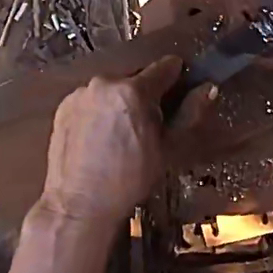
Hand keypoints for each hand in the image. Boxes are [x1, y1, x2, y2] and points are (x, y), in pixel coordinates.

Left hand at [39, 56, 214, 225]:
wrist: (79, 204)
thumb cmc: (129, 180)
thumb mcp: (169, 149)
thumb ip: (190, 113)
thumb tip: (208, 88)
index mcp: (133, 90)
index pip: (164, 67)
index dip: (177, 77)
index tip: (180, 88)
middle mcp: (104, 83)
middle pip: (135, 79)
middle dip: (145, 96)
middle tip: (148, 127)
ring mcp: (80, 94)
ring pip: (111, 90)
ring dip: (120, 103)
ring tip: (121, 136)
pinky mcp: (64, 107)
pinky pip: (90, 101)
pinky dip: (98, 112)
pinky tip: (100, 139)